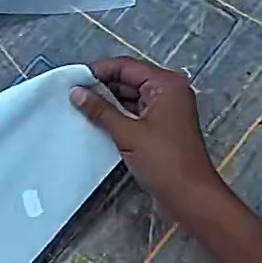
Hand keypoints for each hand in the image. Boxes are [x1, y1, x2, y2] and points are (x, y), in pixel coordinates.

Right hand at [68, 56, 230, 219]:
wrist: (189, 196)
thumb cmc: (164, 161)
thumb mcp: (128, 133)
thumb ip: (100, 110)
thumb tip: (76, 92)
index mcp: (166, 85)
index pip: (126, 67)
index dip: (99, 70)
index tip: (73, 79)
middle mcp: (168, 92)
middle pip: (129, 79)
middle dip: (102, 86)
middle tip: (72, 94)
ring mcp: (165, 110)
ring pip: (130, 96)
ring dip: (107, 101)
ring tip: (79, 107)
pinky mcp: (160, 127)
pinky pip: (134, 112)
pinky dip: (116, 115)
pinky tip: (95, 121)